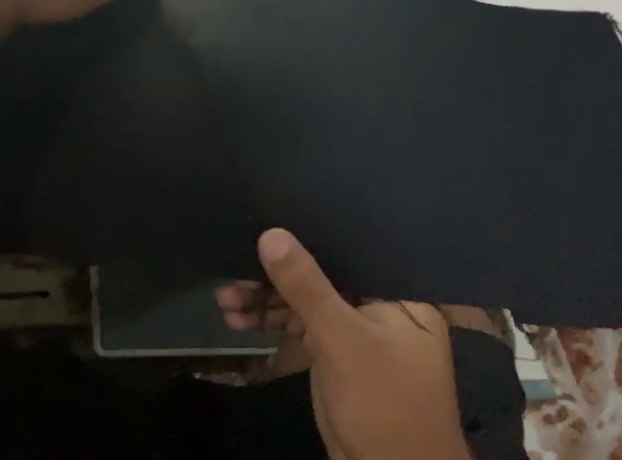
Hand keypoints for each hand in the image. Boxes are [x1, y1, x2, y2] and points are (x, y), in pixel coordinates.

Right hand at [217, 229, 470, 459]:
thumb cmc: (385, 404)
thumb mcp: (344, 340)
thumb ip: (307, 287)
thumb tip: (271, 233)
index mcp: (397, 295)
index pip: (349, 248)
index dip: (309, 232)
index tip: (266, 217)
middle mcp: (377, 306)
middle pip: (320, 275)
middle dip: (275, 273)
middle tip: (233, 269)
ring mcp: (355, 332)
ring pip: (304, 301)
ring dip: (265, 300)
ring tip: (224, 300)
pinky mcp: (334, 355)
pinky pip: (298, 326)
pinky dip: (270, 323)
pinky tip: (237, 321)